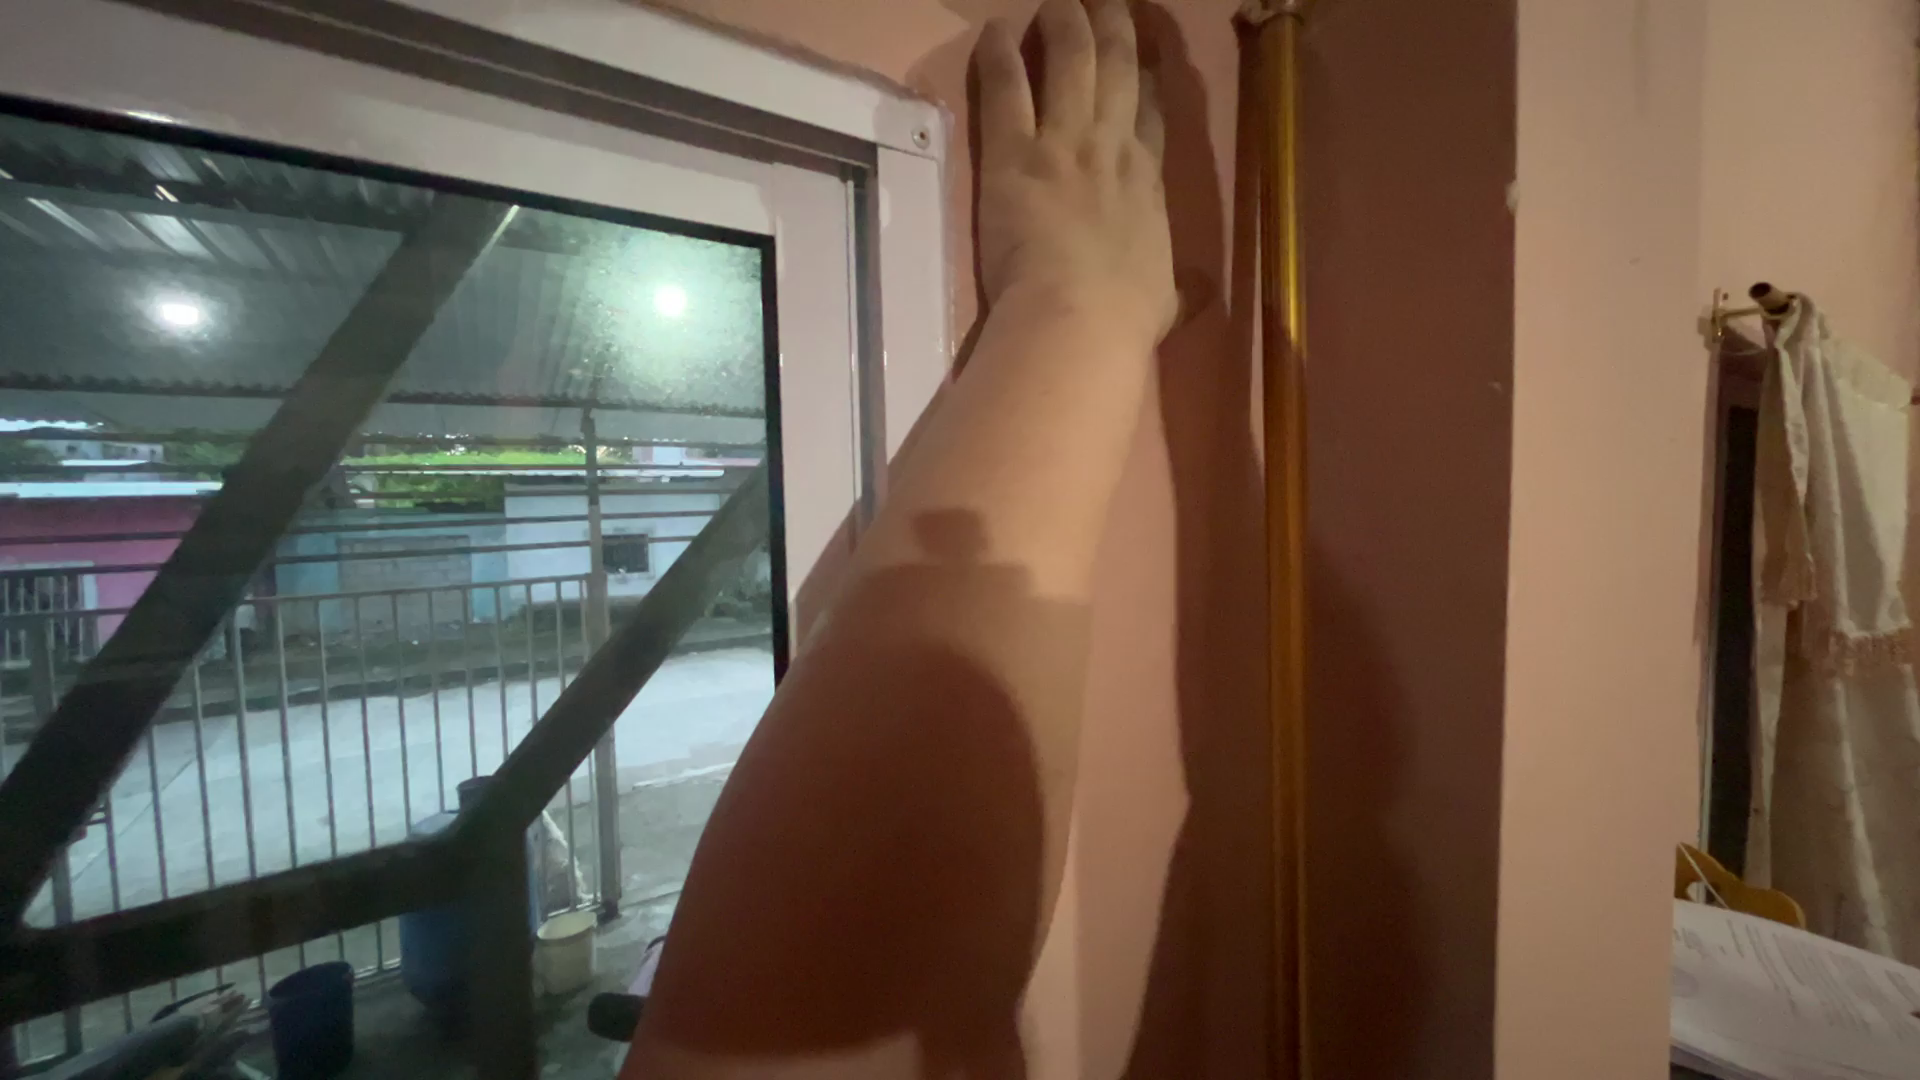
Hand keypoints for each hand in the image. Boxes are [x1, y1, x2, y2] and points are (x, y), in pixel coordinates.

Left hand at [975, 0, 1175, 346]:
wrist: (1081, 320)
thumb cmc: (1123, 320)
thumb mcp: (1164, 304)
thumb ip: (1180, 291)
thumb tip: (1202, 293)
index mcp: (1147, 186)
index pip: (1149, 118)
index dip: (1146, 83)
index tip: (1144, 60)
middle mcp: (1112, 151)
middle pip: (1116, 71)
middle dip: (1113, 29)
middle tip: (1105, 1)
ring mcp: (1065, 145)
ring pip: (1069, 61)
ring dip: (1065, 23)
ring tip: (1058, 0)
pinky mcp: (1015, 155)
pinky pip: (1007, 89)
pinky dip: (1000, 55)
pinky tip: (995, 29)